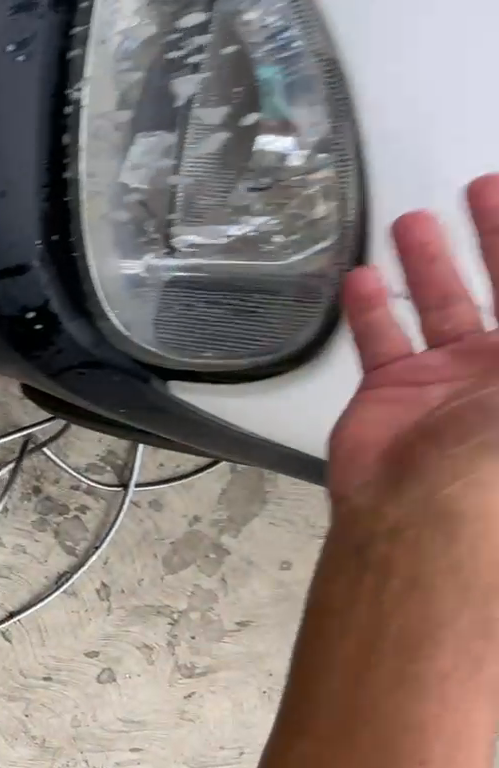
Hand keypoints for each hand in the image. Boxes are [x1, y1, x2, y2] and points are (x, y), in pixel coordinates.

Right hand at [331, 175, 498, 498]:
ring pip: (442, 301)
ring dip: (429, 260)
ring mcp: (450, 371)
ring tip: (410, 220)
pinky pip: (382, 339)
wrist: (426, 503)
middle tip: (480, 187)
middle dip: (496, 231)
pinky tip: (359, 278)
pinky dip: (369, 308)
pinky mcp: (393, 387)